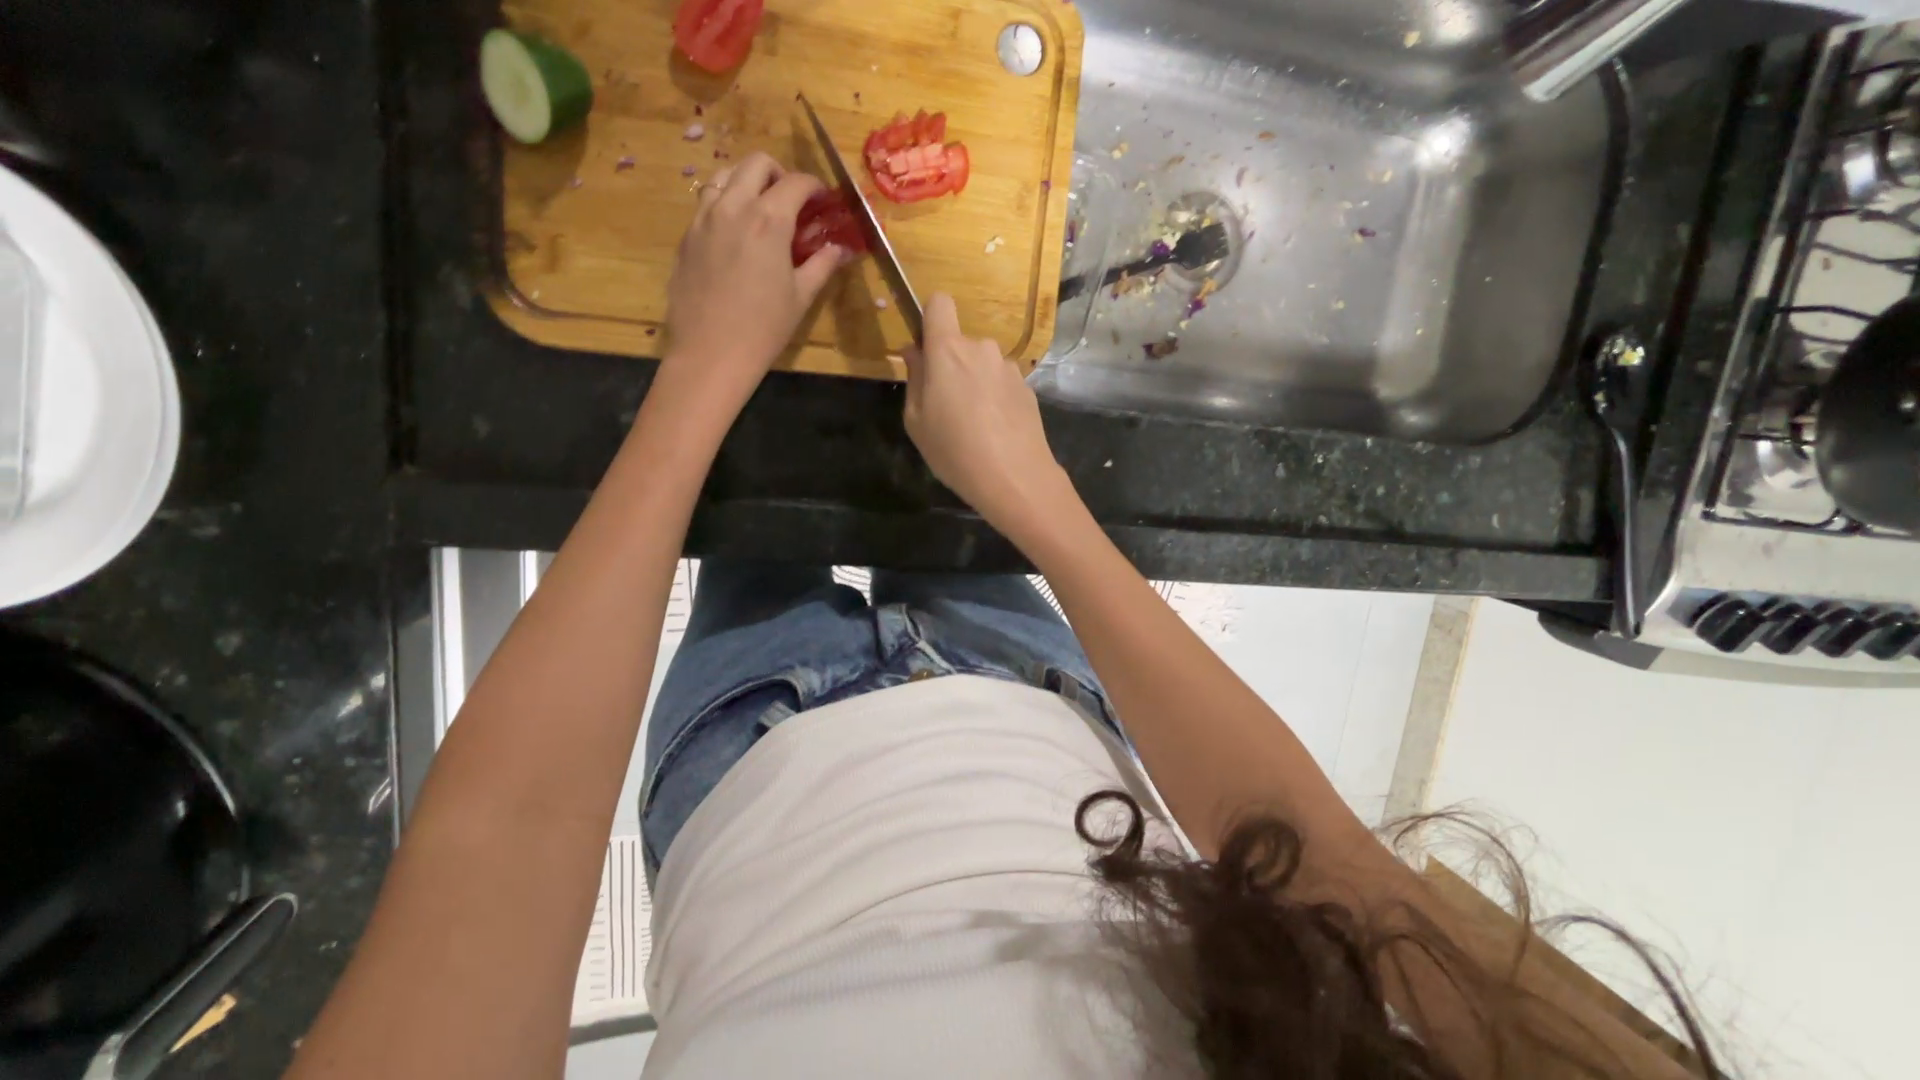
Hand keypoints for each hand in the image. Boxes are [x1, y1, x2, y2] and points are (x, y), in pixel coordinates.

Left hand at [664, 152, 849, 398]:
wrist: (709, 354)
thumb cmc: (763, 329)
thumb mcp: (801, 296)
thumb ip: (822, 264)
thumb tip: (842, 249)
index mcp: (768, 220)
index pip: (796, 182)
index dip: (815, 187)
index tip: (823, 201)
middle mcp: (733, 207)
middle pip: (756, 164)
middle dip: (779, 174)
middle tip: (791, 201)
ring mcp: (704, 219)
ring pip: (725, 176)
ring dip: (746, 182)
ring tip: (759, 209)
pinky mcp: (686, 237)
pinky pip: (706, 204)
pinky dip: (724, 204)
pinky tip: (735, 234)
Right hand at [903, 293, 1075, 534]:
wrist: (1015, 477)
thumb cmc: (954, 450)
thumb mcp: (916, 420)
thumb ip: (914, 377)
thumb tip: (915, 351)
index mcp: (948, 350)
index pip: (939, 303)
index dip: (930, 318)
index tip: (925, 347)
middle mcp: (981, 348)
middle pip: (960, 342)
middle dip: (950, 363)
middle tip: (944, 404)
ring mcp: (1008, 366)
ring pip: (982, 363)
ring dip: (974, 381)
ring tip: (972, 422)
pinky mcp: (1027, 386)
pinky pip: (1000, 382)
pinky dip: (994, 396)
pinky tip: (994, 429)